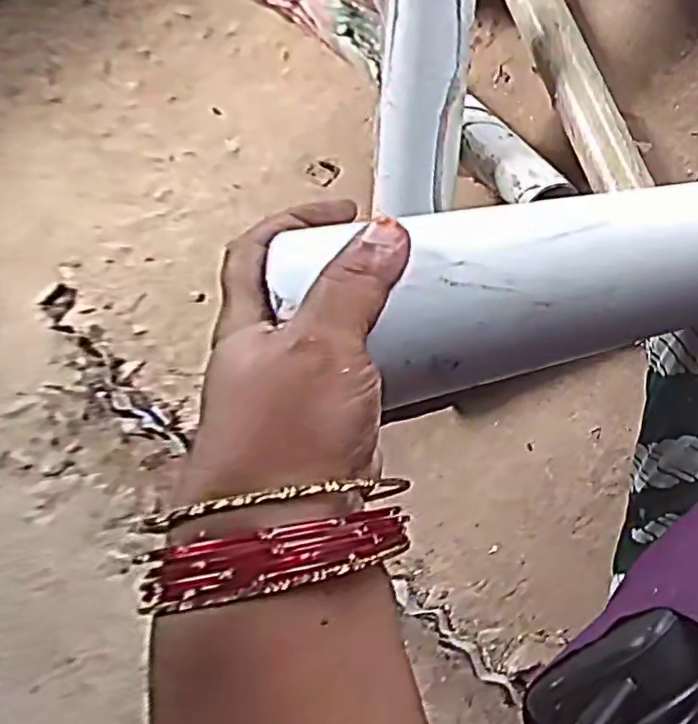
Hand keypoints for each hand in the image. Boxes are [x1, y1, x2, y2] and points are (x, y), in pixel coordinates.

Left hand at [172, 202, 410, 510]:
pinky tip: (421, 349)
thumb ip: (353, 288)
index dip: (297, 223)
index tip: (346, 209)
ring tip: (413, 292)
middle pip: (303, 285)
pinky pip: (375, 360)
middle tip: (389, 246)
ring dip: (378, 305)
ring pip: (343, 324)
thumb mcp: (320, 345)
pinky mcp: (345, 405)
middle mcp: (274, 350)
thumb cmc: (279, 440)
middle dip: (345, 260)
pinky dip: (401, 346)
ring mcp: (309, 379)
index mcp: (250, 326)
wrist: (293, 514)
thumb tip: (381, 235)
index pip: (259, 253)